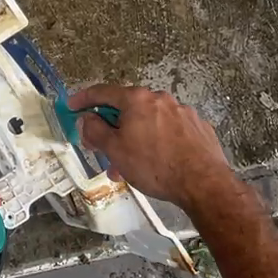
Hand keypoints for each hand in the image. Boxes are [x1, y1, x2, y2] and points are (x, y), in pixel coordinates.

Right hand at [72, 84, 238, 213]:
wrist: (205, 185)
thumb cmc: (155, 165)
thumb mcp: (115, 150)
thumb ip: (95, 131)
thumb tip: (87, 120)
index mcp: (137, 99)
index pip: (102, 92)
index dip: (83, 99)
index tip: (72, 107)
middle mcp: (160, 98)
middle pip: (127, 108)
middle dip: (112, 128)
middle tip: (103, 147)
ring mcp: (182, 112)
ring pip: (149, 121)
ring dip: (135, 137)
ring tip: (131, 165)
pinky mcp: (199, 128)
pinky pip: (170, 130)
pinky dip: (158, 140)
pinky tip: (158, 161)